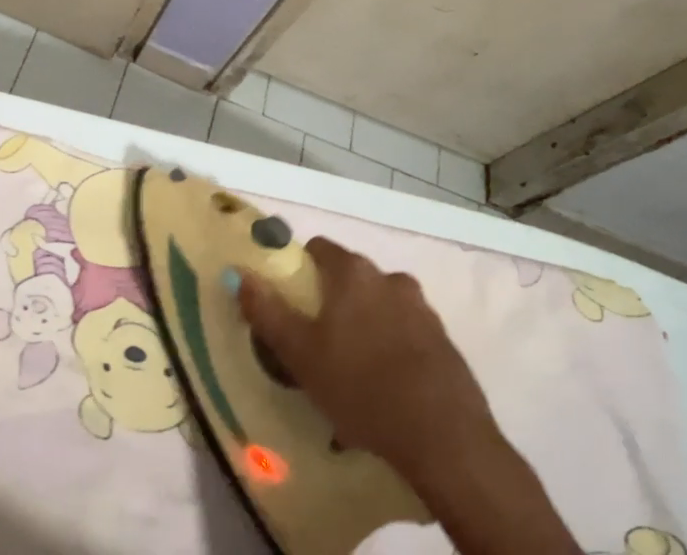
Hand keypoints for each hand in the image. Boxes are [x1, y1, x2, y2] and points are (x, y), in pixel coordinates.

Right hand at [237, 237, 492, 474]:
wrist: (442, 437)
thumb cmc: (359, 386)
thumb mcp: (299, 353)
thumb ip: (267, 310)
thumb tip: (240, 272)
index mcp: (354, 273)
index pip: (319, 249)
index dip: (298, 269)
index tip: (289, 302)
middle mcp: (391, 279)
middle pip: (351, 278)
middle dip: (332, 302)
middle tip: (315, 342)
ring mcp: (423, 310)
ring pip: (380, 306)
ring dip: (363, 325)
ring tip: (350, 370)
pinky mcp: (446, 343)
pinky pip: (405, 334)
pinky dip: (390, 348)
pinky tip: (382, 387)